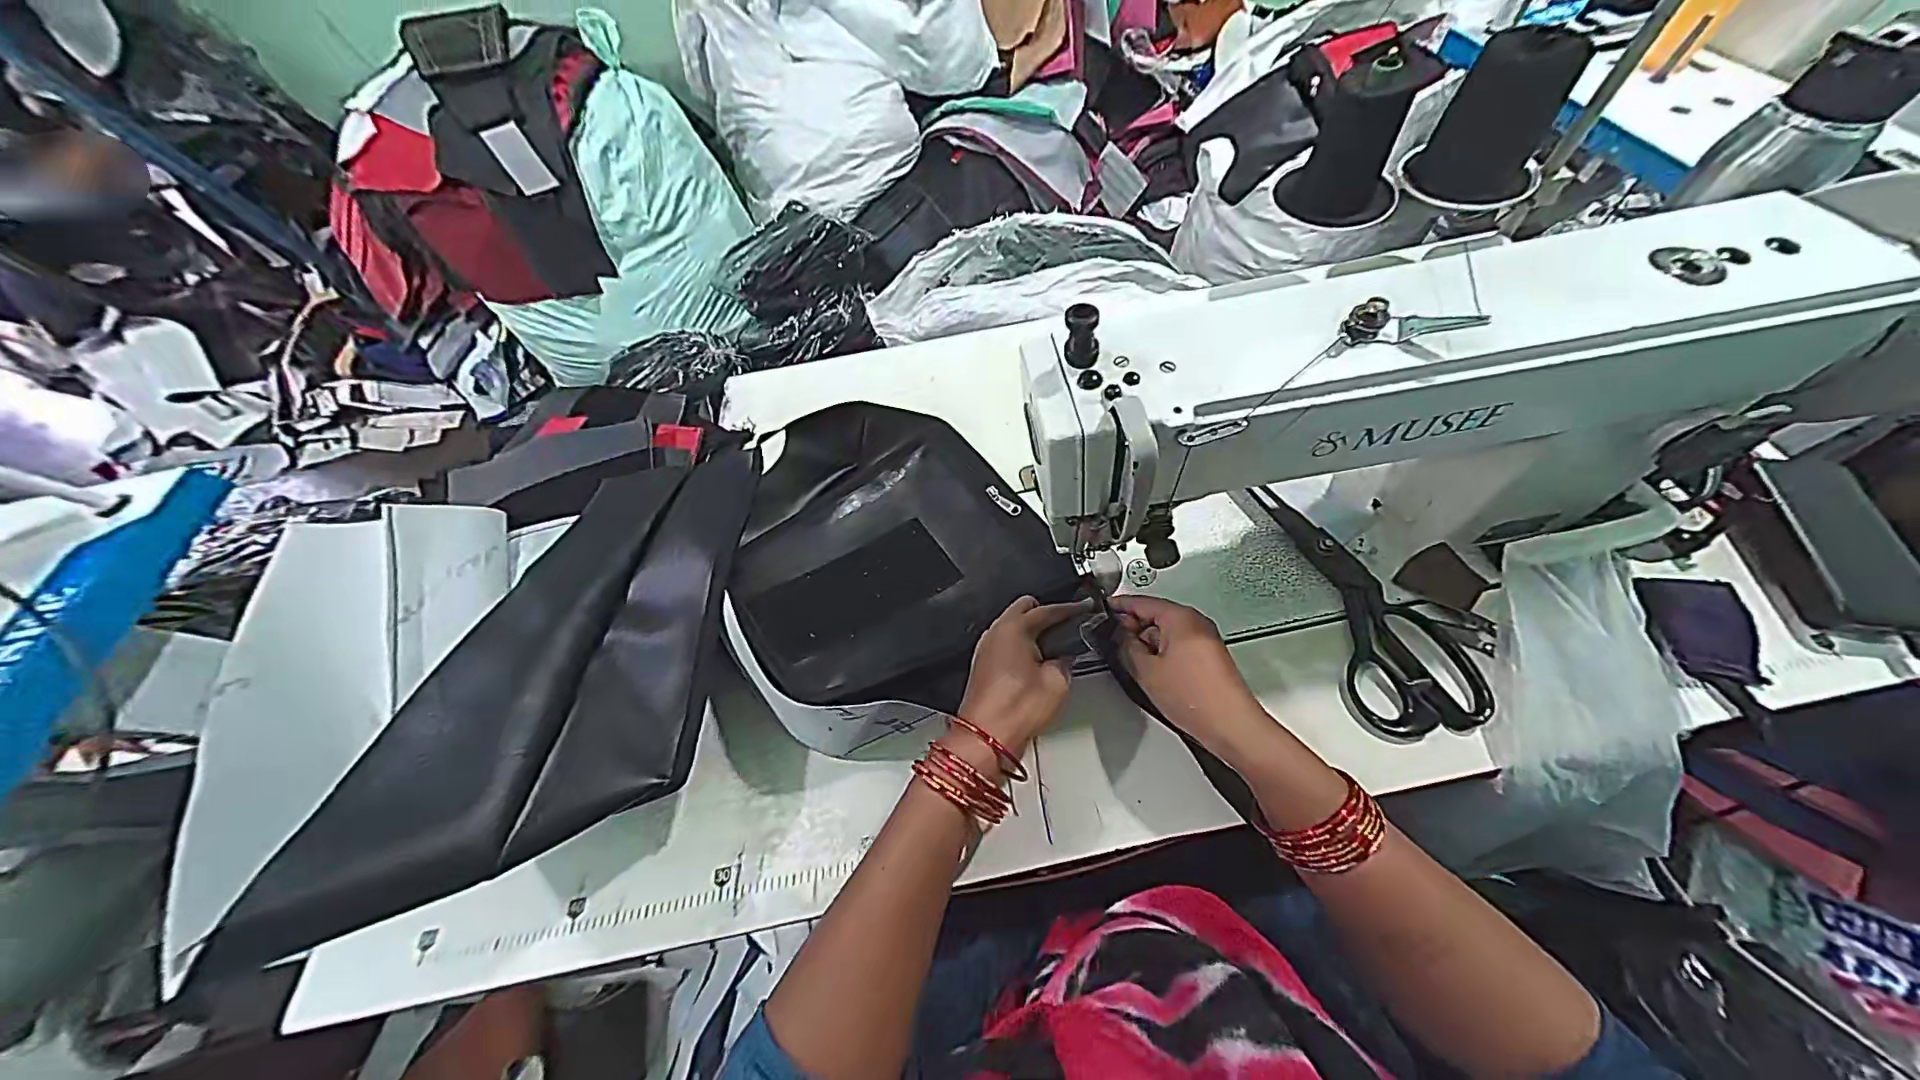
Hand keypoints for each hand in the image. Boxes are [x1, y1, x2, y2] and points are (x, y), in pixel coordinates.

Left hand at [955, 596, 1088, 758]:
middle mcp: (994, 633)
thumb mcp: (1057, 682)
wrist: (986, 738)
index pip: (1045, 610)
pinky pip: (1004, 644)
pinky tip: (1035, 660)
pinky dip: (1020, 645)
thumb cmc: (1014, 709)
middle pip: (1023, 610)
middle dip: (1045, 613)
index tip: (1082, 607)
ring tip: (1054, 643)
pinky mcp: (983, 666)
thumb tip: (1062, 658)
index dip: (1068, 609)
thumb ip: (1063, 661)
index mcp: (1013, 628)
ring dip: (1031, 630)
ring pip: (1011, 627)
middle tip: (1067, 623)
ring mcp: (985, 649)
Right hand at [1107, 595, 1266, 754]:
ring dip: (1150, 644)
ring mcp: (1206, 640)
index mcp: (1181, 618)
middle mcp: (1197, 623)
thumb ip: (1126, 647)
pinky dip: (1164, 654)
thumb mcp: (1146, 671)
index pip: (1142, 602)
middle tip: (1118, 642)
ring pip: (1167, 632)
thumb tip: (1121, 637)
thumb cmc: (1200, 700)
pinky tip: (1158, 675)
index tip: (1107, 609)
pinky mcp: (1209, 656)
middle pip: (1156, 615)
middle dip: (1135, 629)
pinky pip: (1179, 646)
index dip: (1119, 606)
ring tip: (1141, 667)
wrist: (1231, 725)